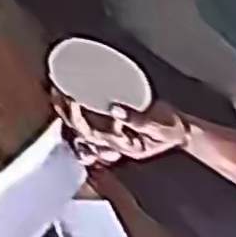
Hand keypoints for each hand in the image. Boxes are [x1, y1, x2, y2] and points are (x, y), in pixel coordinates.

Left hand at [54, 92, 188, 167]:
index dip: (80, 118)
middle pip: (82, 131)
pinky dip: (71, 109)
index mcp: (125, 146)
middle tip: (58, 91)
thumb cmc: (172, 128)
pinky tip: (62, 95)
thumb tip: (115, 110)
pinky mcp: (107, 126)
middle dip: (67, 112)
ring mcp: (109, 135)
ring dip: (65, 110)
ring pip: (79, 127)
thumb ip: (140, 121)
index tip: (73, 98)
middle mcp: (113, 144)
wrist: (179, 131)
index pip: (94, 134)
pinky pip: (83, 120)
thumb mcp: (162, 127)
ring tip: (55, 90)